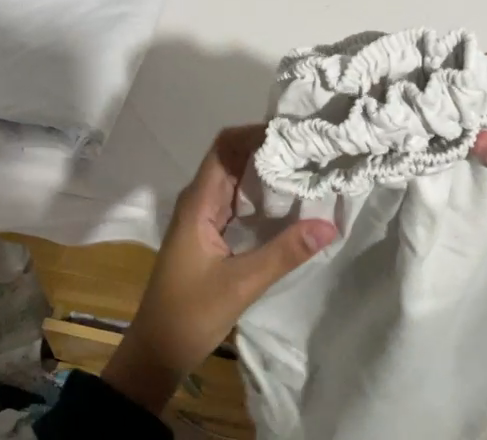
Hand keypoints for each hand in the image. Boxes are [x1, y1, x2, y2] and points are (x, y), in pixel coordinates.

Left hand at [102, 125, 337, 413]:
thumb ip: (285, 253)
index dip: (255, 133)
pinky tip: (289, 201)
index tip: (293, 133)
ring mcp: (204, 217)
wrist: (156, 353)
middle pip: (233, 158)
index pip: (225, 147)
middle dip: (268, 148)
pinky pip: (238, 201)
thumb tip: (330, 224)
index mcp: (198, 202)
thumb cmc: (190, 314)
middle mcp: (199, 201)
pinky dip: (262, 195)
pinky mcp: (211, 234)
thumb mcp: (242, 284)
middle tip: (310, 148)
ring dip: (266, 171)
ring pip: (237, 179)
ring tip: (307, 167)